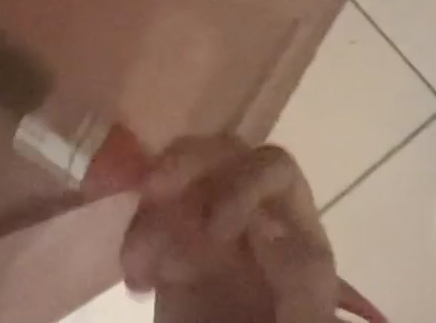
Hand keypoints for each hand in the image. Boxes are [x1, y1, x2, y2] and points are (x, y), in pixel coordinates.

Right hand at [118, 136, 338, 322]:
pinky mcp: (174, 252)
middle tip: (153, 191)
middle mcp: (253, 217)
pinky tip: (136, 280)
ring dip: (152, 205)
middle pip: (223, 153)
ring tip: (139, 263)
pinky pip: (150, 216)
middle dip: (186, 162)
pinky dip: (136, 235)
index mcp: (294, 231)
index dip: (244, 183)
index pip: (274, 170)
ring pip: (180, 173)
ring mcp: (210, 231)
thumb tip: (267, 223)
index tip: (215, 229)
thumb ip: (300, 281)